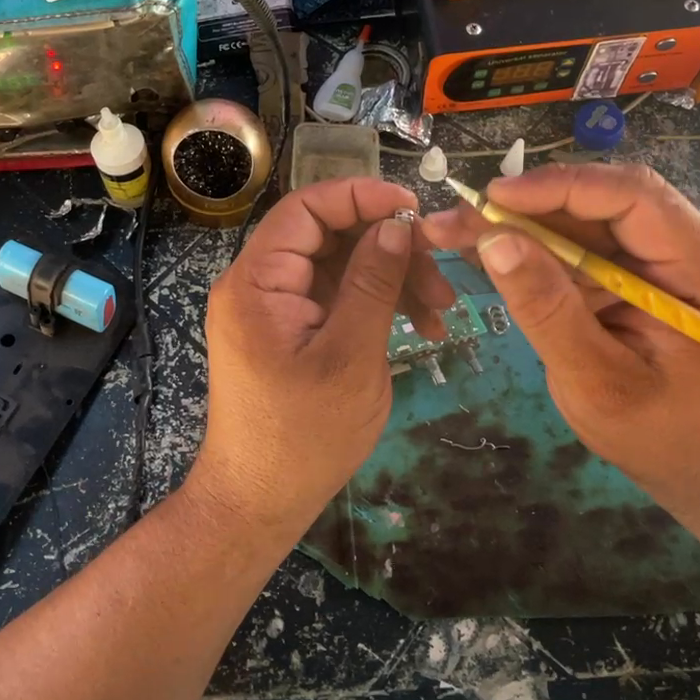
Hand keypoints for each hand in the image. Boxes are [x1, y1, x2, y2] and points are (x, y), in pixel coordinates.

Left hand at [193, 178, 455, 530]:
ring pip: (341, 267)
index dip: (360, 197)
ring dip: (392, 280)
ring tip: (443, 313)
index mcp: (257, 280)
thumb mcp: (350, 356)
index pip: (306, 208)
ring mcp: (275, 308)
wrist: (260, 502)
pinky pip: (338, 298)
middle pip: (329, 237)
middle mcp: (258, 284)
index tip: (414, 209)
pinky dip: (377, 306)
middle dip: (389, 248)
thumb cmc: (302, 436)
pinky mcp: (292, 330)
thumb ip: (373, 284)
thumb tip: (397, 225)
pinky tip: (422, 329)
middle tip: (441, 276)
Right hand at [422, 163, 699, 508]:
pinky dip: (521, 244)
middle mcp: (686, 250)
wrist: (691, 462)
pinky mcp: (623, 270)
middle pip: (599, 202)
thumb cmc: (658, 433)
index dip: (563, 188)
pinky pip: (569, 244)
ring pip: (576, 219)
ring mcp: (653, 258)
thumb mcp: (598, 382)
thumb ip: (550, 311)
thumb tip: (497, 241)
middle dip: (524, 206)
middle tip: (456, 217)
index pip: (637, 199)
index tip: (495, 198)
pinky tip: (476, 247)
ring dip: (512, 222)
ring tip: (451, 229)